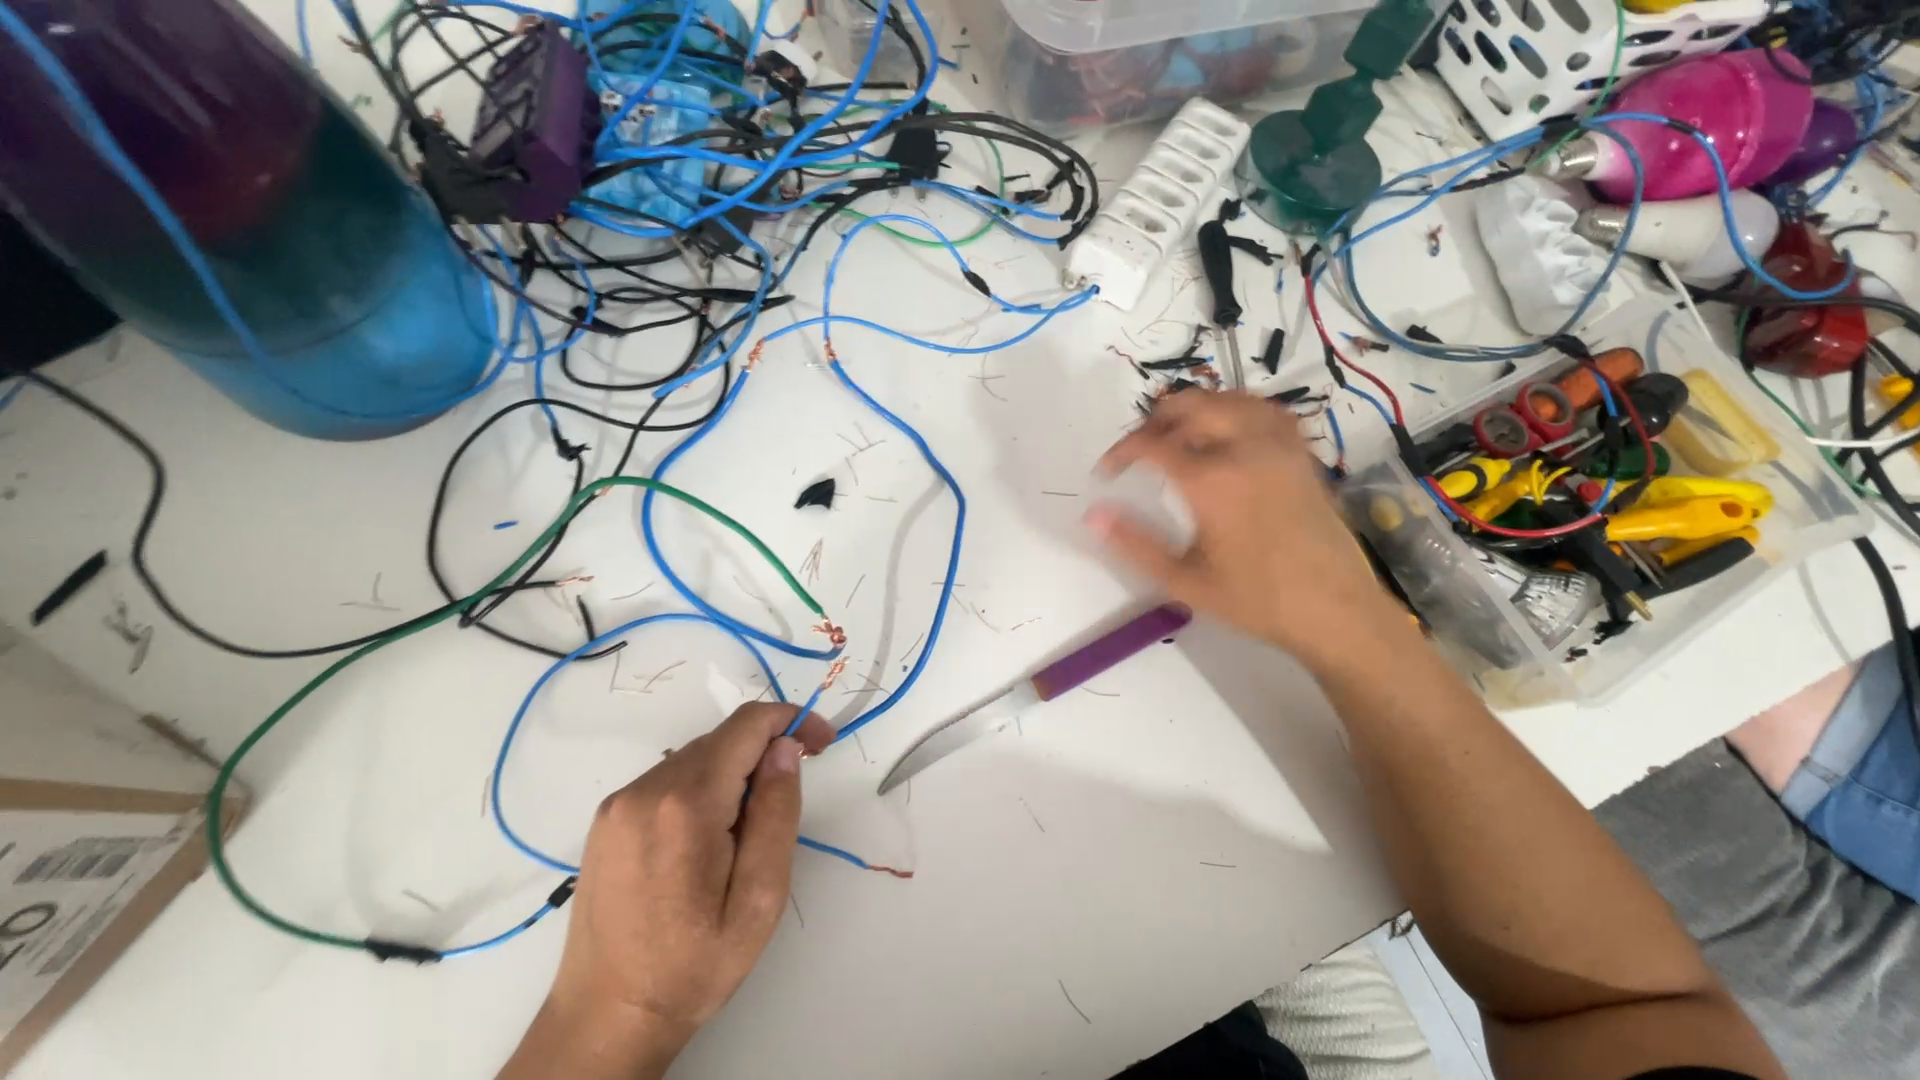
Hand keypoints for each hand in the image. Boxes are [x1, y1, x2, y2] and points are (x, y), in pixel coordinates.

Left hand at [499, 704, 833, 1079]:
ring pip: (694, 759)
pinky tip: (708, 841)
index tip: (824, 743)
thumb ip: (777, 813)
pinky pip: (667, 781)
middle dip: (764, 754)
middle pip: (721, 740)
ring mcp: (618, 805)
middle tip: (790, 800)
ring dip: (733, 775)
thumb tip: (785, 748)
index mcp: (686, 805)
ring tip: (745, 837)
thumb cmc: (694, 965)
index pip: (747, 726)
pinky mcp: (606, 821)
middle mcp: (644, 790)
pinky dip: (701, 790)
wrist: (607, 1015)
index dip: (793, 721)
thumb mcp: (759, 897)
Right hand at [1086, 391, 1403, 670]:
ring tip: (1177, 438)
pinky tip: (1227, 434)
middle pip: (1189, 406)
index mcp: (1211, 481)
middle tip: (1138, 450)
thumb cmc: (1256, 601)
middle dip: (1154, 422)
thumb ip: (1135, 545)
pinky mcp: (1302, 453)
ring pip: (1227, 399)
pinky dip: (1236, 410)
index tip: (1107, 472)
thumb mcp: (1185, 581)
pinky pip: (1264, 410)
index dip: (1121, 452)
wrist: (1335, 609)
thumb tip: (1093, 515)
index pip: (1151, 444)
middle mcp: (1245, 449)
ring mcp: (1279, 446)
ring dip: (1194, 410)